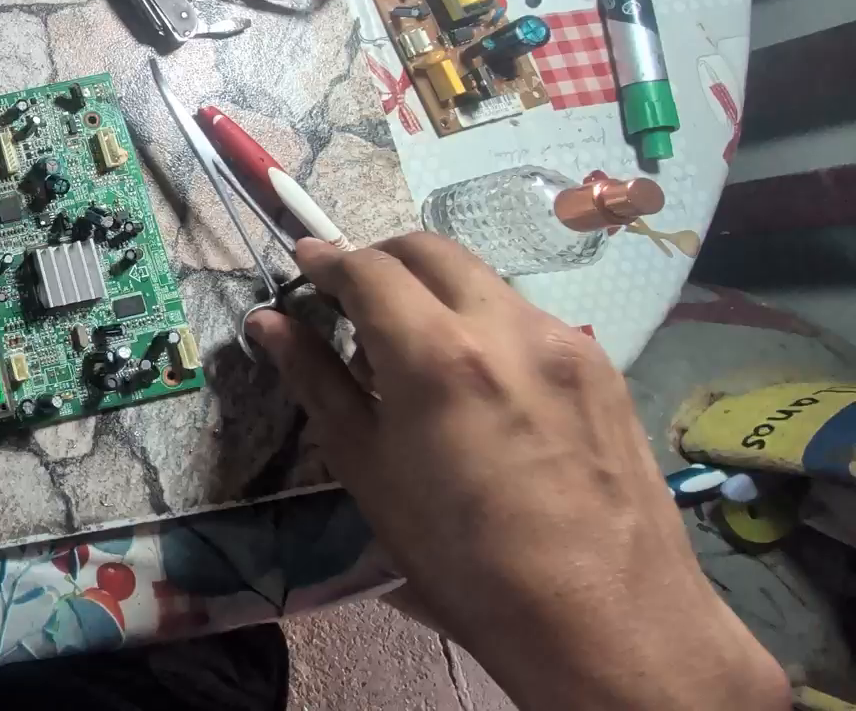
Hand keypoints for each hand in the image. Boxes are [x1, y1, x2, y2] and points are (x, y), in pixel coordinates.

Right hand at [247, 234, 788, 710]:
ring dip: (428, 287)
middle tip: (347, 295)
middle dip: (377, 258)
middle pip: (428, 250)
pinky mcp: (600, 367)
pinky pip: (519, 313)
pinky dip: (474, 316)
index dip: (325, 260)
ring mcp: (565, 342)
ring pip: (478, 277)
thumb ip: (312, 375)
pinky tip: (467, 374)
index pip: (368, 269)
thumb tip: (266, 320)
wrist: (610, 626)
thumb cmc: (457, 550)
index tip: (301, 262)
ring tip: (405, 341)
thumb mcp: (363, 461)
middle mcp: (506, 326)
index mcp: (436, 353)